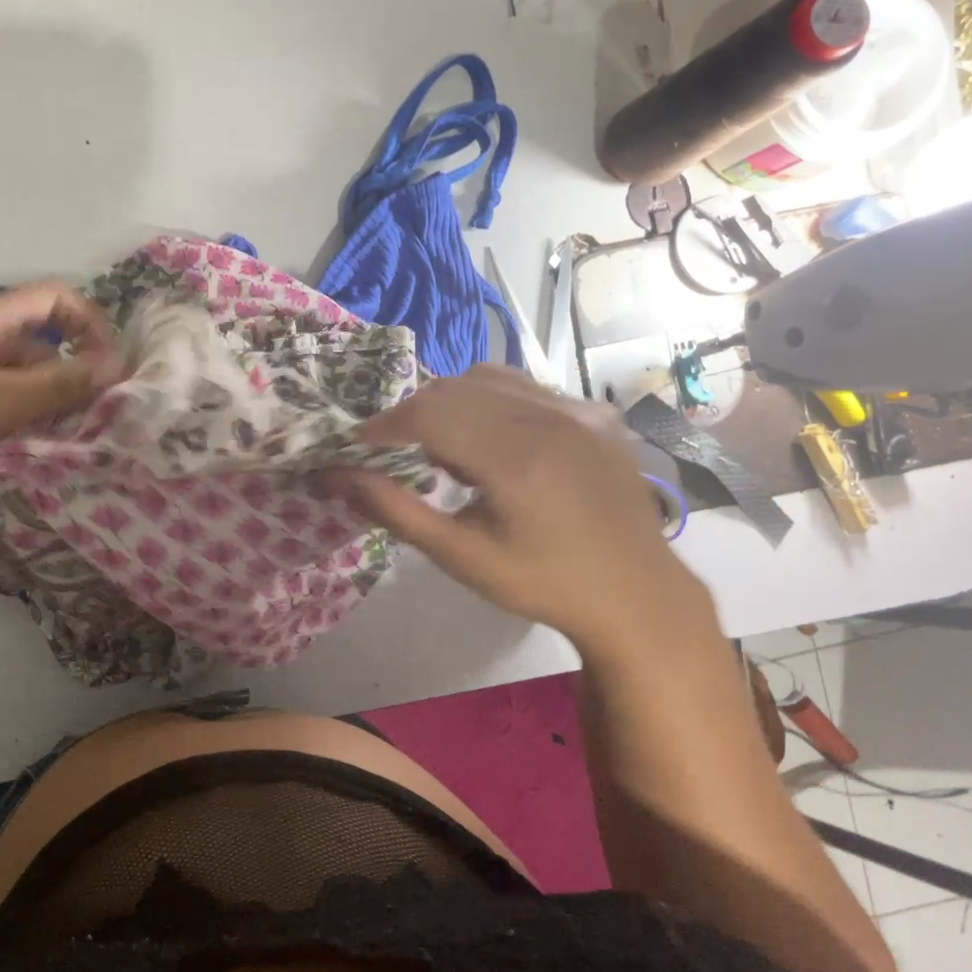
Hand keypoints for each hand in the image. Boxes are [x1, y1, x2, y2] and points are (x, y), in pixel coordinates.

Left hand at [0, 283, 126, 503]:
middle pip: (41, 335)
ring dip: (48, 394)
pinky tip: (28, 440)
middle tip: (94, 412)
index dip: (91, 326)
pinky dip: (21, 410)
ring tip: (65, 432)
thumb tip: (115, 366)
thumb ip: (58, 383)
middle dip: (74, 367)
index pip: (56, 298)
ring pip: (21, 369)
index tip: (110, 372)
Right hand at [332, 367, 712, 655]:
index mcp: (517, 458)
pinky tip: (488, 444)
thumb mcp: (459, 555)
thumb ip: (394, 510)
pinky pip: (524, 387)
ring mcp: (578, 410)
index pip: (429, 413)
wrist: (635, 593)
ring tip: (439, 448)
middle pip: (453, 388)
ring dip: (447, 403)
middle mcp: (550, 418)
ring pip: (487, 378)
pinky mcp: (594, 413)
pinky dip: (487, 403)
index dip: (383, 426)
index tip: (356, 449)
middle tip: (391, 453)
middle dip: (410, 415)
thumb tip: (336, 476)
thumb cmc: (540, 583)